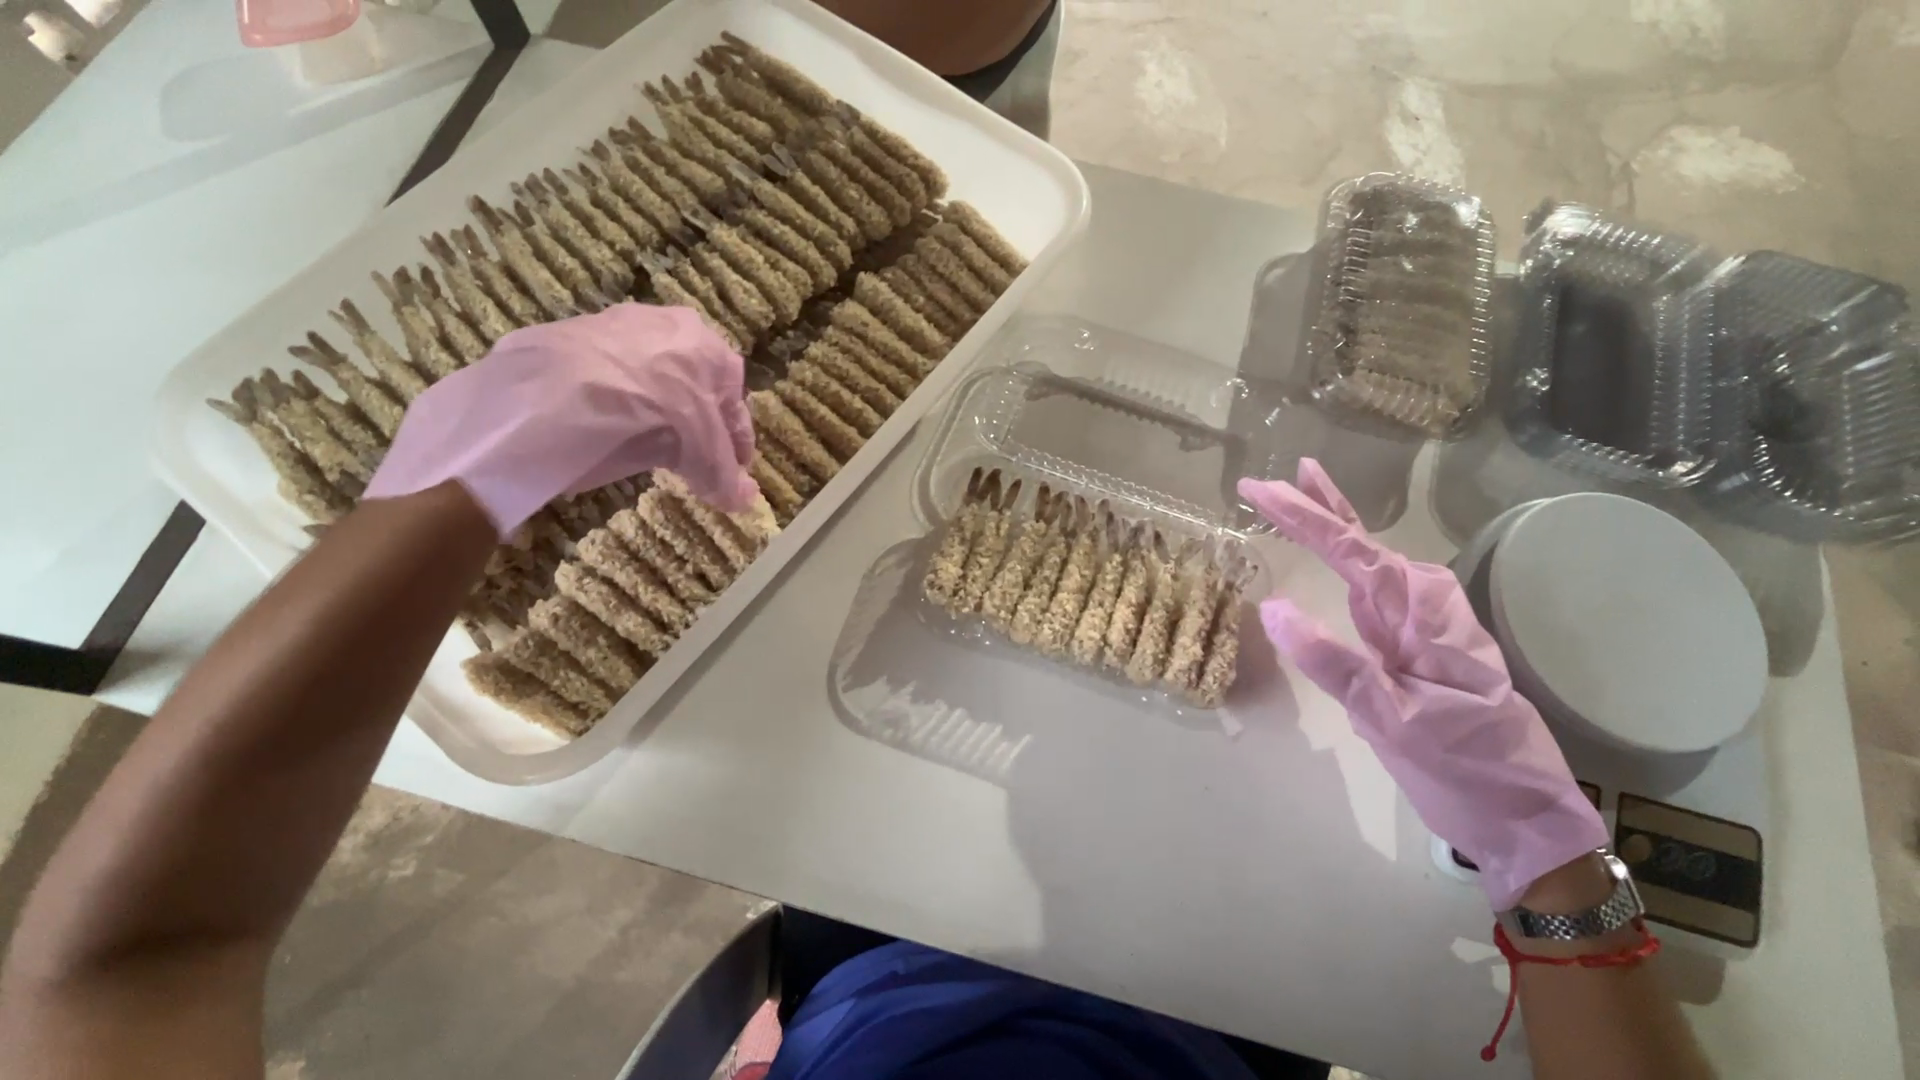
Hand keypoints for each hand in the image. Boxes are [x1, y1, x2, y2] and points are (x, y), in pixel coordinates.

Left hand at [365, 304, 756, 535]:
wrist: (561, 393)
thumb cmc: (654, 417)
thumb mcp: (699, 457)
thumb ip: (725, 477)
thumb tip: (748, 501)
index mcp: (709, 346)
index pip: (735, 400)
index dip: (738, 443)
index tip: (734, 471)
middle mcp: (667, 324)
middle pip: (691, 384)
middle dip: (696, 421)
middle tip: (691, 458)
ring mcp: (612, 325)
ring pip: (647, 376)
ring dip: (654, 409)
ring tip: (645, 446)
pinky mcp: (566, 336)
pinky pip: (603, 377)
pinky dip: (611, 404)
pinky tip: (603, 430)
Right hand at [1237, 460, 1607, 909]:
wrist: (1522, 817)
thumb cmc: (1467, 766)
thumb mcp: (1396, 720)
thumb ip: (1336, 664)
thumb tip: (1273, 608)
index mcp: (1425, 614)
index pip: (1355, 551)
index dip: (1304, 517)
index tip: (1260, 490)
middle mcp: (1423, 609)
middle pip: (1363, 544)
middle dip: (1317, 509)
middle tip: (1270, 480)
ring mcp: (1416, 629)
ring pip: (1366, 566)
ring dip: (1331, 529)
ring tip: (1298, 496)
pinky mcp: (1408, 653)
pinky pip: (1368, 599)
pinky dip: (1342, 570)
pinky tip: (1333, 563)